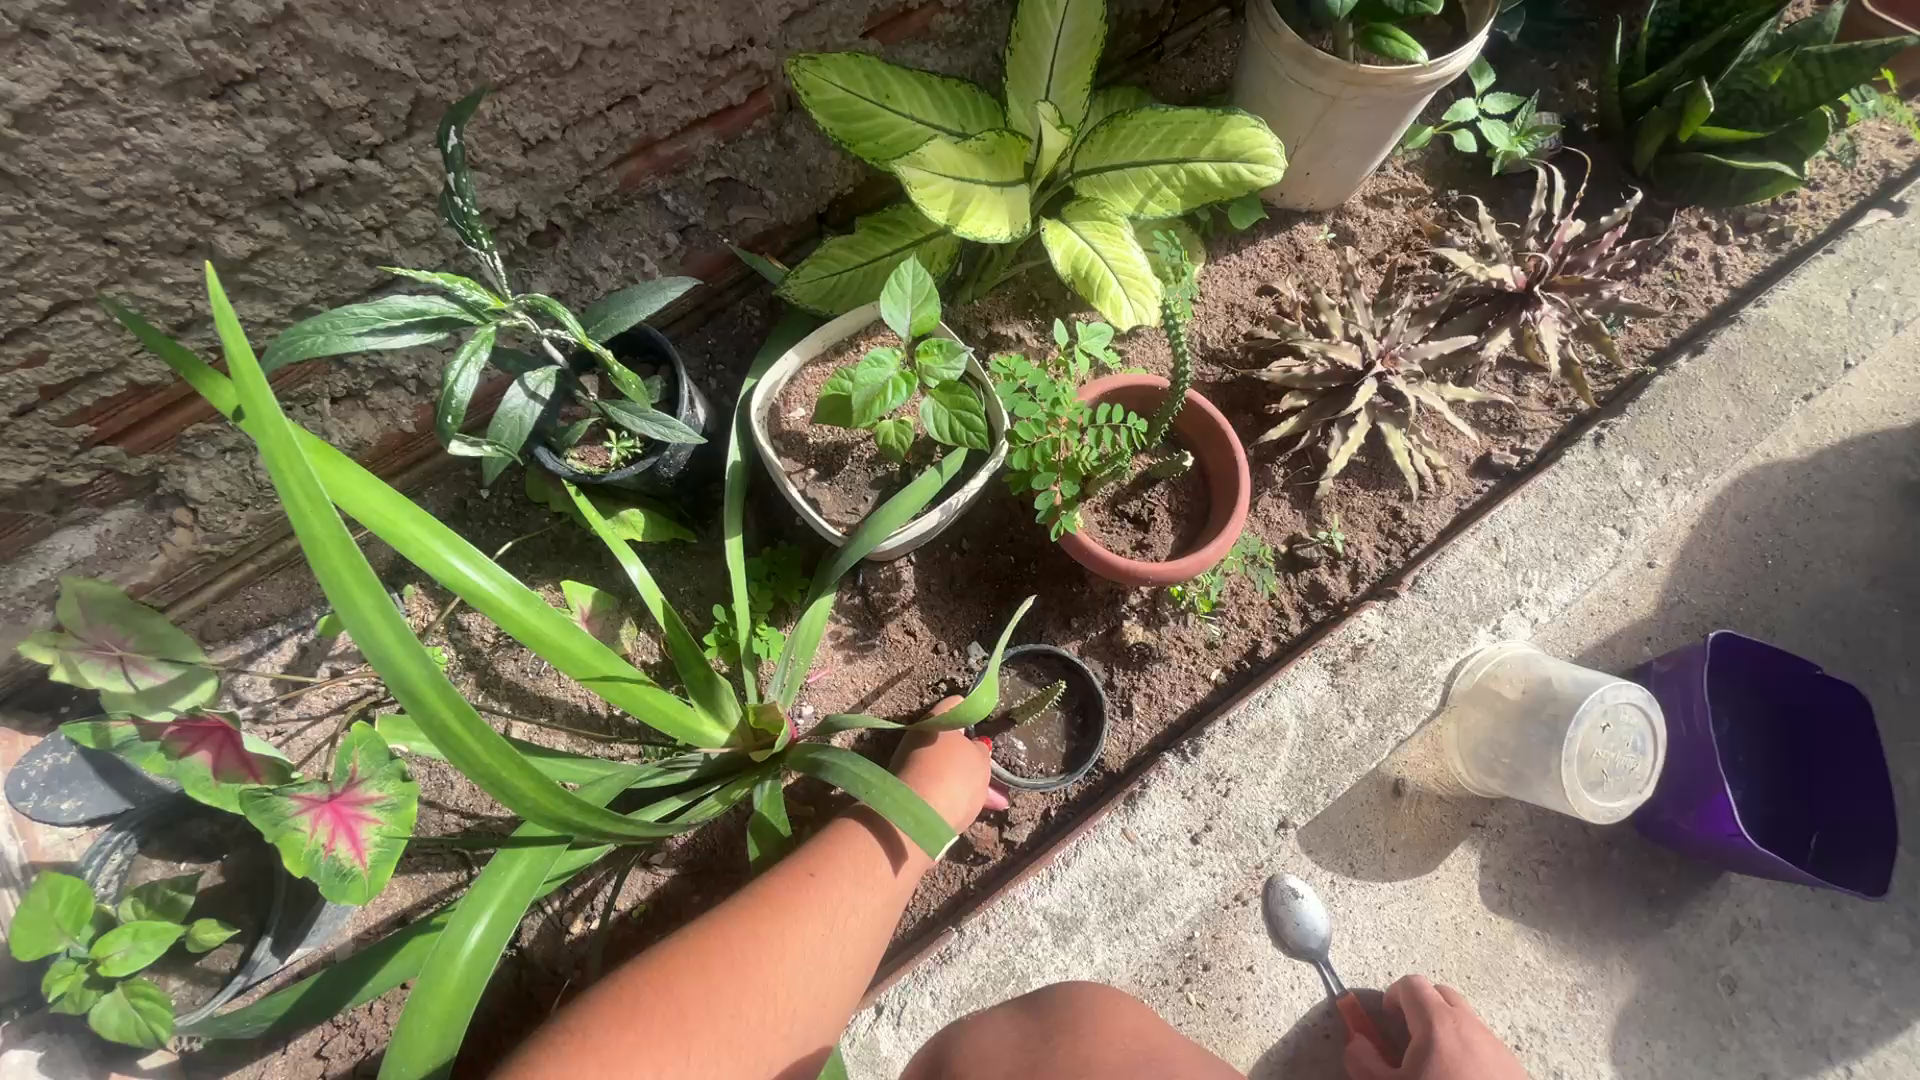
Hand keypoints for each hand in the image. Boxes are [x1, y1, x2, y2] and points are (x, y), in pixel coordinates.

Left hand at [890, 697, 1009, 831]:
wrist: (916, 819)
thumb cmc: (954, 778)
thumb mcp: (981, 762)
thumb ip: (981, 750)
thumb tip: (976, 745)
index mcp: (936, 721)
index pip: (956, 705)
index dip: (973, 714)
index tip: (985, 729)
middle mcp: (919, 737)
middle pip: (951, 741)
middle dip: (973, 758)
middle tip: (993, 773)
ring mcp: (910, 763)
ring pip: (946, 767)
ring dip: (967, 780)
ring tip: (994, 802)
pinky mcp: (907, 789)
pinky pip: (937, 786)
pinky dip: (954, 794)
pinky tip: (973, 809)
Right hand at [1345, 976, 1529, 1079]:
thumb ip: (1363, 1061)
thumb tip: (1358, 1042)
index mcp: (1438, 1022)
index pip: (1411, 984)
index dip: (1393, 996)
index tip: (1388, 1021)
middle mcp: (1471, 1026)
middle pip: (1441, 994)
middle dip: (1421, 1008)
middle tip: (1410, 1038)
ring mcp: (1499, 1049)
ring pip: (1466, 1022)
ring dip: (1447, 1032)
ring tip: (1438, 1067)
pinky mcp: (1517, 1071)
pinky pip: (1486, 1048)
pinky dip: (1470, 1054)